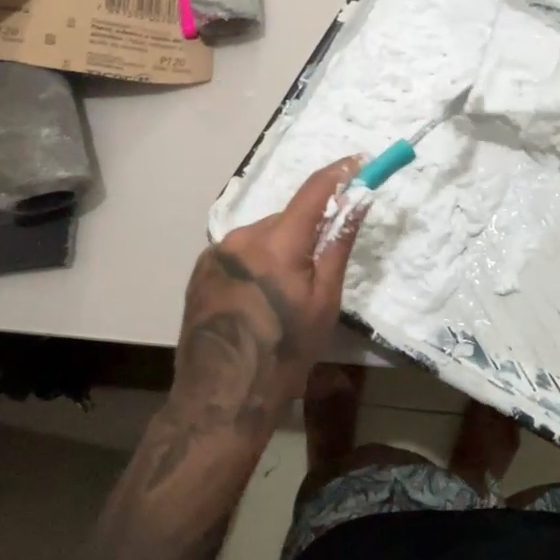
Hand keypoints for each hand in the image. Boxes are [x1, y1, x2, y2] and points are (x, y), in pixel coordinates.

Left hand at [170, 158, 367, 432]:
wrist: (222, 397)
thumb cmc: (285, 353)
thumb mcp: (324, 301)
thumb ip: (338, 245)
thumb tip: (358, 201)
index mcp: (277, 243)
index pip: (314, 191)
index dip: (339, 173)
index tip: (358, 162)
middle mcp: (242, 237)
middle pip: (287, 217)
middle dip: (308, 228)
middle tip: (322, 264)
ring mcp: (216, 253)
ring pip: (263, 235)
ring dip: (281, 248)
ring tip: (287, 294)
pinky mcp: (201, 270)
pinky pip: (241, 252)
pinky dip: (258, 262)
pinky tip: (260, 299)